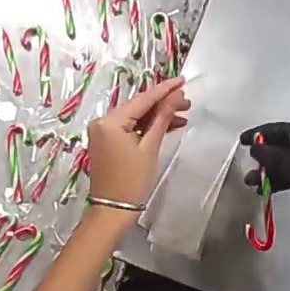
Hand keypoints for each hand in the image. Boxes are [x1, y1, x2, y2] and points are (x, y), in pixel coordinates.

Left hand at [84, 77, 188, 209]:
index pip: (142, 100)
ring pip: (134, 117)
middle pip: (138, 107)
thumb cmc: (132, 181)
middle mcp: (102, 122)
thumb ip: (162, 119)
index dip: (164, 90)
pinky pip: (129, 127)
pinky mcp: (106, 142)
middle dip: (163, 104)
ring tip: (181, 115)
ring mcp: (102, 132)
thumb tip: (175, 98)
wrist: (112, 209)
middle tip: (187, 103)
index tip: (182, 81)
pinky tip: (166, 126)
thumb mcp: (150, 148)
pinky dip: (146, 127)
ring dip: (157, 116)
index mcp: (110, 121)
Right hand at [241, 122, 289, 241]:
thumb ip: (269, 156)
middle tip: (248, 165)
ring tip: (253, 183)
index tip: (242, 141)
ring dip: (269, 172)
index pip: (276, 129)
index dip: (257, 134)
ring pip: (286, 161)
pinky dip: (281, 179)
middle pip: (280, 145)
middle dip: (262, 157)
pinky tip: (269, 188)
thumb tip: (254, 147)